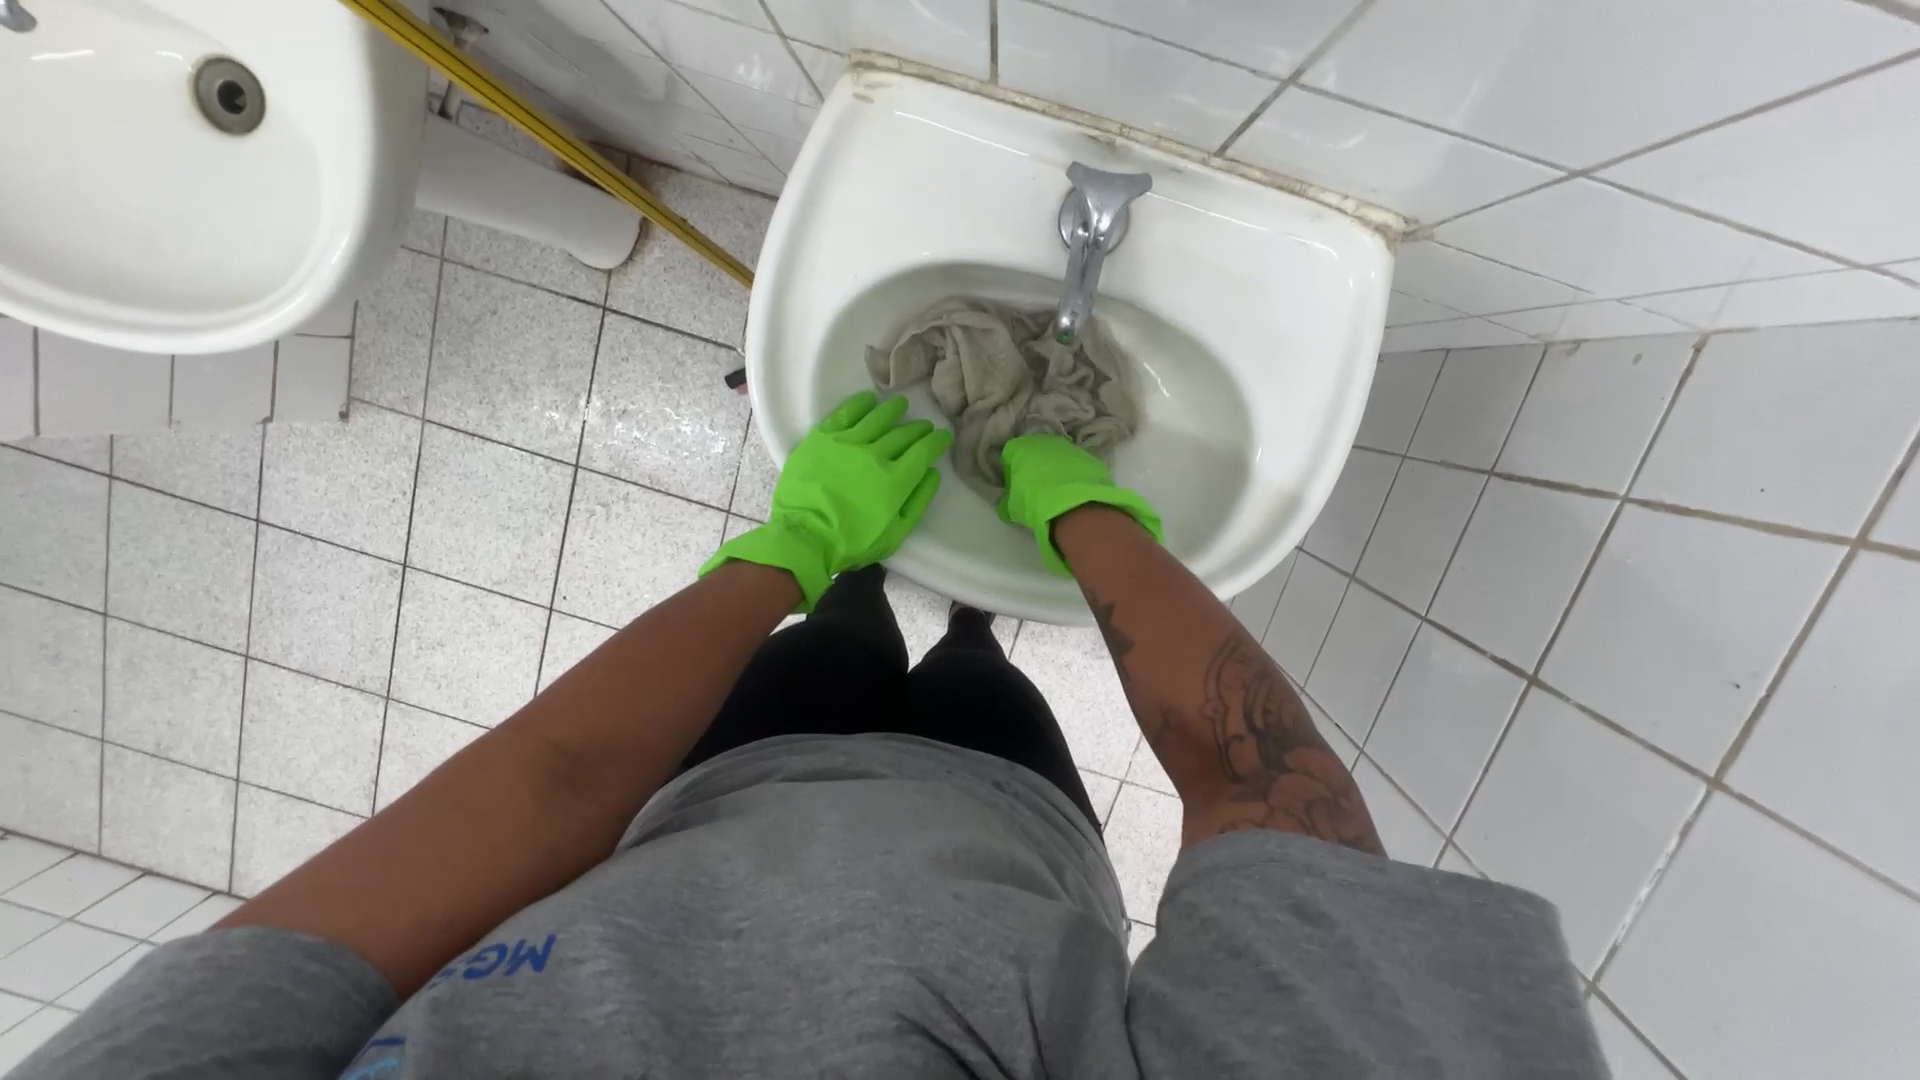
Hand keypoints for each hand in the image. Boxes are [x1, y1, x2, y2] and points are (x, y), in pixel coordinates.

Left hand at [701, 392, 952, 608]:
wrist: (803, 538)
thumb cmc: (851, 543)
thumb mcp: (895, 534)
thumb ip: (917, 502)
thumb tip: (932, 473)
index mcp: (895, 480)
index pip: (924, 451)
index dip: (937, 441)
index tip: (943, 437)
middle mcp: (874, 455)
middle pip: (903, 433)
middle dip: (918, 429)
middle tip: (924, 426)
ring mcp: (846, 443)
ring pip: (876, 418)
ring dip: (892, 410)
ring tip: (900, 406)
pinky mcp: (821, 439)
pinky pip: (844, 414)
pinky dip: (859, 404)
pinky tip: (868, 400)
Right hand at [998, 434, 1161, 575]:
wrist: (1074, 507)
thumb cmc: (1033, 503)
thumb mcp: (1012, 508)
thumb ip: (1006, 501)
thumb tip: (1006, 504)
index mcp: (1020, 448)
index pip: (1009, 454)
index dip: (1010, 470)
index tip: (1014, 485)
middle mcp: (1045, 441)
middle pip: (1035, 451)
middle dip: (1034, 466)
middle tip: (1035, 487)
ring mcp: (1070, 447)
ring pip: (1058, 456)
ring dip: (1055, 469)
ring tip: (1057, 491)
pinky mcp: (1090, 458)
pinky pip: (1077, 465)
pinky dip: (1074, 475)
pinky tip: (1074, 491)